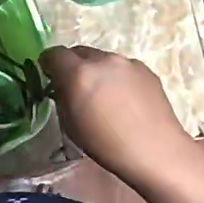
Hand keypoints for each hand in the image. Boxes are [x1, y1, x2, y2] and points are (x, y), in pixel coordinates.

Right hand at [40, 45, 196, 183]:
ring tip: (102, 95)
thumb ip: (62, 97)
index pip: (54, 53)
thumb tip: (61, 86)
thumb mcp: (70, 124)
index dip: (48, 64)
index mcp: (79, 73)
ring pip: (102, 59)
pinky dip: (116, 77)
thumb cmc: (106, 144)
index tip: (49, 77)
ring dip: (95, 71)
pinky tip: (123, 100)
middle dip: (72, 66)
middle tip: (74, 87)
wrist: (156, 150)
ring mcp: (127, 62)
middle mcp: (103, 60)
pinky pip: (121, 67)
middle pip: (79, 52)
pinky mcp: (146, 69)